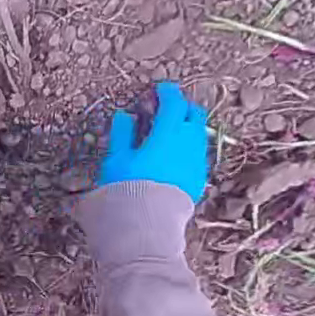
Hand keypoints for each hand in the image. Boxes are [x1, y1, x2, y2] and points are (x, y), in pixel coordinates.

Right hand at [96, 81, 209, 203]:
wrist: (146, 226)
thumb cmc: (127, 190)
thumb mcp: (117, 159)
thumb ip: (122, 134)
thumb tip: (125, 117)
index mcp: (169, 134)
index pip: (174, 103)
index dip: (167, 92)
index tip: (159, 89)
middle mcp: (188, 145)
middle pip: (194, 115)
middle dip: (181, 107)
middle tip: (165, 108)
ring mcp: (196, 163)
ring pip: (198, 135)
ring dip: (185, 128)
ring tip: (167, 133)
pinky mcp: (198, 180)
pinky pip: (196, 155)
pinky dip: (187, 147)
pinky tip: (173, 155)